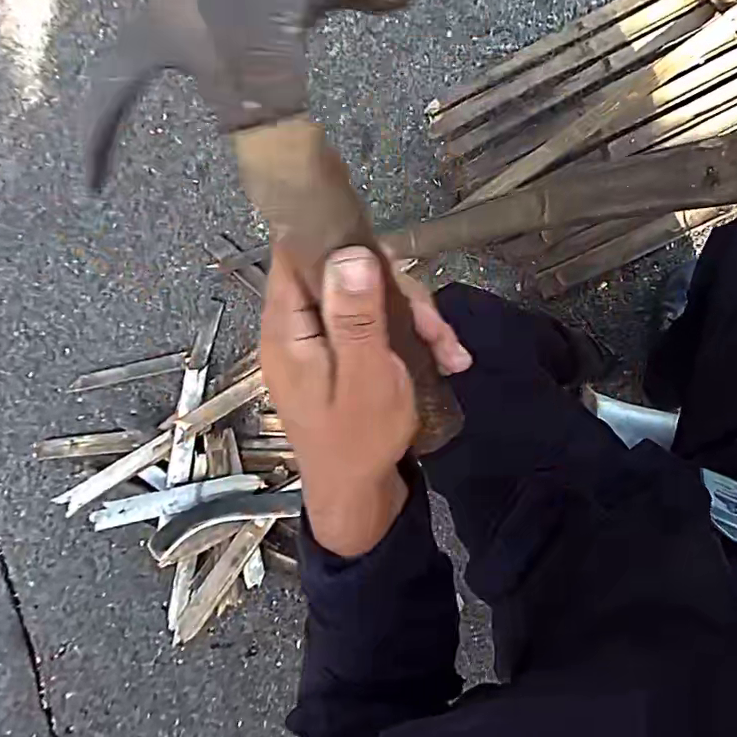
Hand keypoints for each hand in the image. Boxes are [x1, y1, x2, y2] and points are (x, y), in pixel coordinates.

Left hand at [259, 243, 470, 556]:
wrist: (360, 496)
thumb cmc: (358, 441)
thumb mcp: (364, 376)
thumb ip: (356, 315)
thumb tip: (351, 253)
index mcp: (289, 328)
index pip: (295, 256)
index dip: (336, 240)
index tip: (382, 249)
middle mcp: (300, 328)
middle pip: (345, 276)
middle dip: (396, 293)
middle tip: (433, 324)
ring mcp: (324, 341)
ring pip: (369, 299)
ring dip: (414, 317)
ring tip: (447, 350)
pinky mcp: (346, 354)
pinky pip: (376, 326)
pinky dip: (410, 337)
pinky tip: (442, 357)